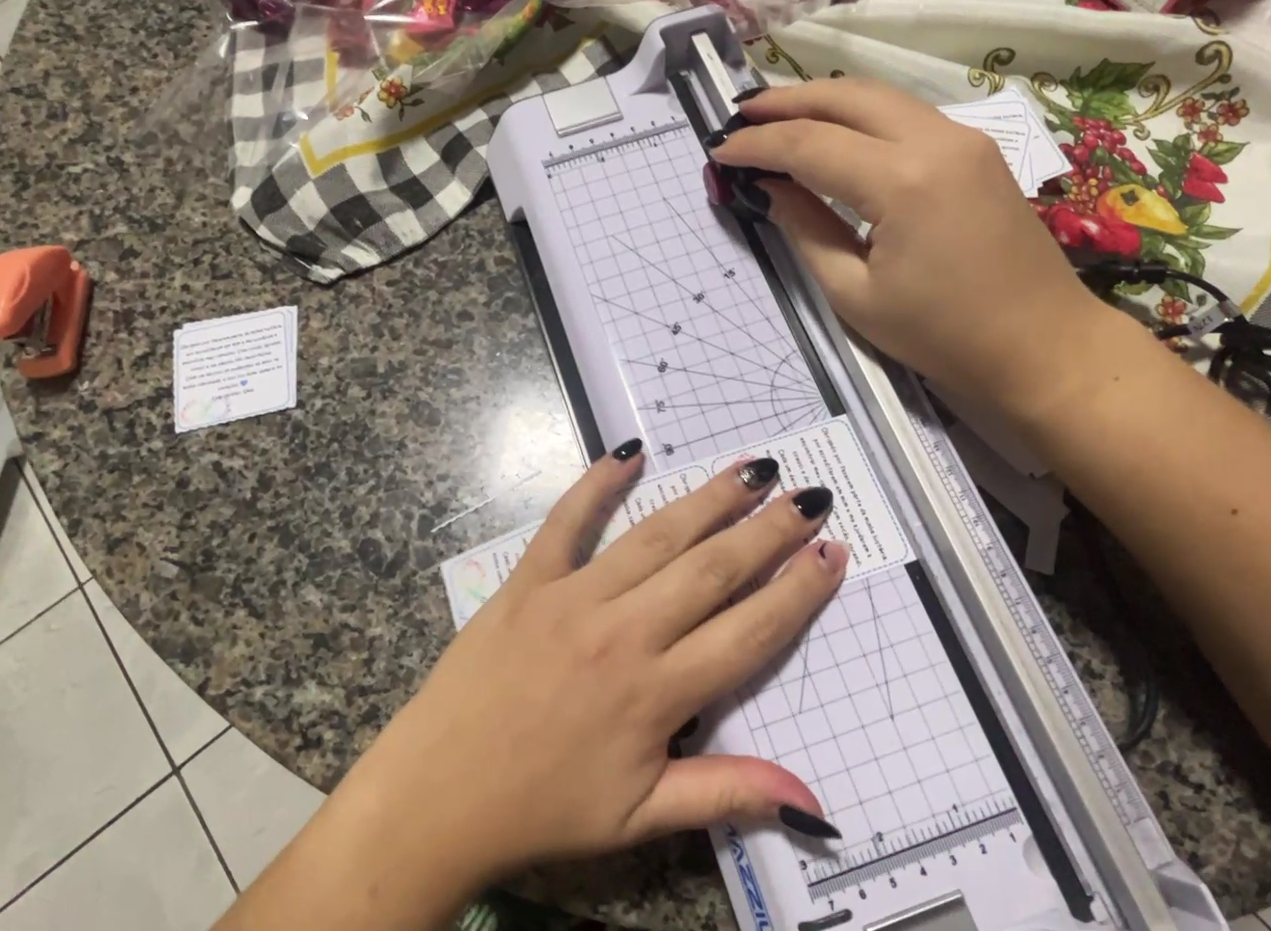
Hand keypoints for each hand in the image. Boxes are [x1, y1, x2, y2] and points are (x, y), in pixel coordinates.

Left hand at [231, 445, 850, 926]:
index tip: (832, 553)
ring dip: (708, 501)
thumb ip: (729, 793)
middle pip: (712, 570)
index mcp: (657, 693)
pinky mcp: (526, 582)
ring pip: (655, 537)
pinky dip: (596, 484)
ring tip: (751, 470)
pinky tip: (628, 453)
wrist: (438, 796)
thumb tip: (817, 801)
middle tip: (810, 495)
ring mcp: (572, 599)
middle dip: (769, 531)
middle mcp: (623, 632)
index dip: (797, 591)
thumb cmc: (544, 810)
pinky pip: (565, 522)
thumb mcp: (641, 817)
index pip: (749, 631)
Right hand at [710, 77, 1118, 420]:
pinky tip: (834, 135)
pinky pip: (905, 115)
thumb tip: (770, 188)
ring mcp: (963, 139)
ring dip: (823, 102)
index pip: (810, 144)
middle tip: (740, 115)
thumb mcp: (855, 295)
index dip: (758, 144)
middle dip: (786, 101)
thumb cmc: (943, 335)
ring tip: (777, 117)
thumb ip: (806, 230)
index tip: (719, 150)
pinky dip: (860, 116)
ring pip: (878, 97)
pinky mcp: (976, 150)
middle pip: (846, 97)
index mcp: (903, 181)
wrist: (1042, 344)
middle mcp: (936, 140)